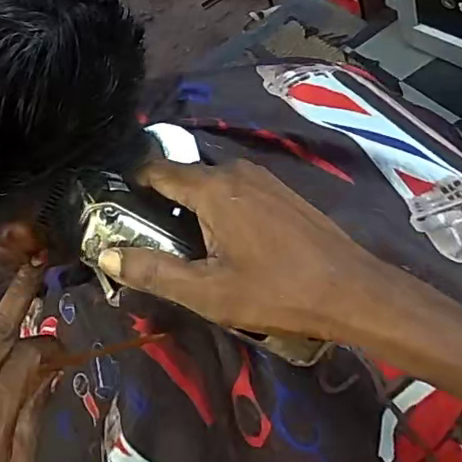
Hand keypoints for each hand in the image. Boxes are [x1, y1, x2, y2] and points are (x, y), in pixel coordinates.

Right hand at [98, 159, 417, 340]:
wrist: (355, 291)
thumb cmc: (277, 292)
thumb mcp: (208, 292)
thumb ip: (154, 271)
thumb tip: (106, 253)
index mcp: (211, 188)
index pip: (156, 170)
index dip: (131, 185)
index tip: (117, 209)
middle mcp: (234, 171)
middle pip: (182, 175)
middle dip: (160, 200)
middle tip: (149, 236)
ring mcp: (262, 177)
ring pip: (209, 182)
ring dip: (190, 204)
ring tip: (185, 243)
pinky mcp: (280, 190)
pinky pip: (234, 188)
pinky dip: (217, 205)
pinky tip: (226, 240)